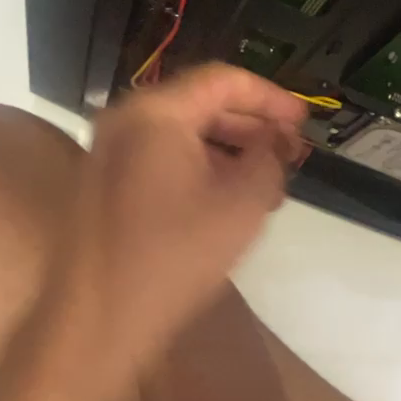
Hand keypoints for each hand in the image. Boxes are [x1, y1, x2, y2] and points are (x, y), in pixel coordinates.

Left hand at [62, 64, 306, 369]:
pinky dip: (198, 167)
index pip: (224, 80)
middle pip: (200, 103)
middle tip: (289, 153)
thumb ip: (270, 159)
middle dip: (251, 125)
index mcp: (156, 113)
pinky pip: (159, 157)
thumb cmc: (174, 258)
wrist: (97, 321)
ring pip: (181, 133)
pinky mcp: (103, 183)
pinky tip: (226, 200)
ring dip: (228, 149)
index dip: (271, 98)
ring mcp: (108, 151)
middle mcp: (125, 120)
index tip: (303, 123)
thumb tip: (276, 141)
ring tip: (265, 183)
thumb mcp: (242, 205)